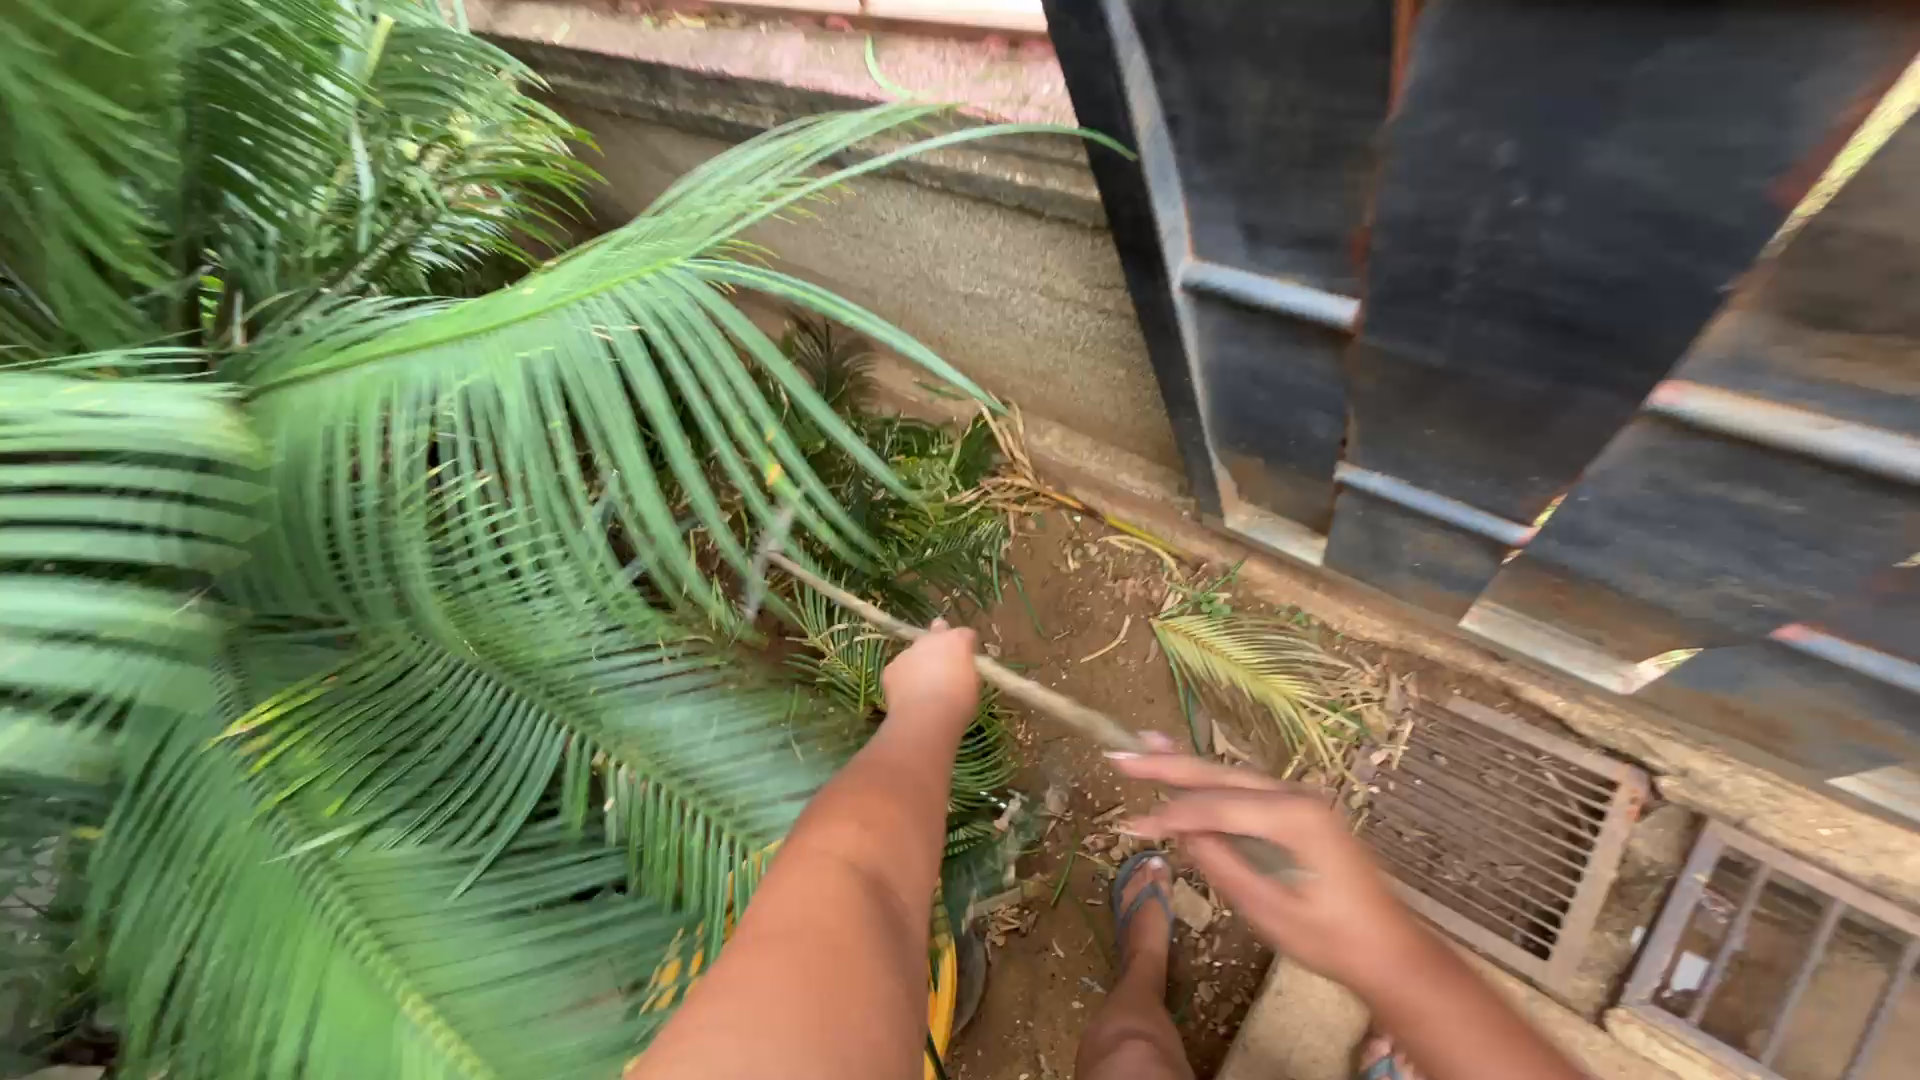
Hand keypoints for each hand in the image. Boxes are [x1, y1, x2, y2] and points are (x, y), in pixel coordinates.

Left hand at [880, 619, 978, 729]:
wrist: (925, 717)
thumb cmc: (958, 702)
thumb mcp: (973, 685)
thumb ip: (966, 670)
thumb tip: (961, 670)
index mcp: (957, 641)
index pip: (966, 634)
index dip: (967, 645)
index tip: (968, 658)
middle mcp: (931, 640)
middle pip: (937, 630)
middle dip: (940, 639)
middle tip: (943, 659)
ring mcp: (908, 652)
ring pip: (915, 651)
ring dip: (920, 662)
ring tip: (923, 686)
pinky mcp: (891, 667)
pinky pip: (899, 669)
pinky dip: (903, 678)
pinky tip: (908, 695)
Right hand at [1107, 751, 1428, 996]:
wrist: (1390, 952)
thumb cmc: (1333, 939)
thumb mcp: (1269, 910)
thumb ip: (1221, 863)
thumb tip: (1180, 832)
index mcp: (1294, 816)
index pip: (1216, 807)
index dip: (1169, 815)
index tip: (1129, 826)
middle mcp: (1295, 794)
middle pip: (1218, 774)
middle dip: (1166, 764)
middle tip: (1120, 754)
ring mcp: (1297, 797)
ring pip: (1228, 774)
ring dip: (1183, 763)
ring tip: (1142, 744)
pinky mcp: (1295, 809)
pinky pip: (1243, 787)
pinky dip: (1208, 778)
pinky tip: (1182, 766)